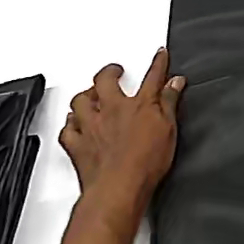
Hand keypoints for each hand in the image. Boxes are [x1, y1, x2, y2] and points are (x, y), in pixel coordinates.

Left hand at [45, 49, 185, 243]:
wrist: (119, 188)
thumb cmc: (144, 163)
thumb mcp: (169, 130)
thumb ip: (170, 103)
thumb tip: (175, 84)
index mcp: (139, 105)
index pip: (152, 76)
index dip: (158, 63)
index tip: (160, 54)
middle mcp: (112, 110)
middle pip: (105, 80)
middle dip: (110, 71)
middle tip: (115, 70)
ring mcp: (92, 127)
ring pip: (80, 101)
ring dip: (85, 95)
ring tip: (91, 94)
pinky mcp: (78, 146)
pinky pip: (68, 129)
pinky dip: (70, 124)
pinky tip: (73, 123)